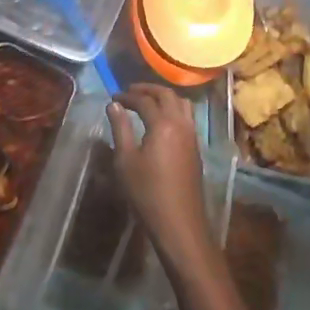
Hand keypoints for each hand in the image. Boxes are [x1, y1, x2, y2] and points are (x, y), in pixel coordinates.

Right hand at [108, 84, 209, 262]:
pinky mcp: (196, 146)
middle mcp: (182, 122)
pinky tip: (162, 119)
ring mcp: (192, 134)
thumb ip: (120, 129)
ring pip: (182, 103)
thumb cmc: (147, 192)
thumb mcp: (126, 161)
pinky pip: (187, 116)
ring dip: (165, 96)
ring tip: (147, 101)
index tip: (114, 97)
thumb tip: (114, 105)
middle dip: (148, 89)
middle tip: (131, 91)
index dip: (128, 96)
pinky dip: (174, 108)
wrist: (179, 219)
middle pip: (167, 95)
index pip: (145, 100)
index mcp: (164, 123)